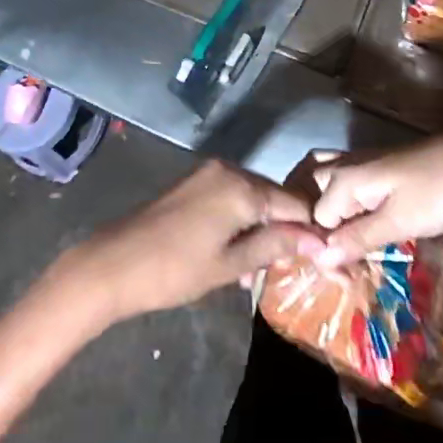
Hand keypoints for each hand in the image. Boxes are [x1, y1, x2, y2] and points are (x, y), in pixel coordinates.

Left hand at [57, 161, 323, 323]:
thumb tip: (318, 241)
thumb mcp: (230, 264)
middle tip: (292, 269)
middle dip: (285, 231)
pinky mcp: (194, 184)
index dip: (312, 230)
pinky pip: (231, 199)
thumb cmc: (175, 269)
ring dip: (261, 231)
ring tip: (258, 272)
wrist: (114, 263)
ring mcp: (207, 174)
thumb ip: (274, 246)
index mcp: (241, 186)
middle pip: (273, 198)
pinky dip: (240, 223)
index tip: (327, 258)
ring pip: (252, 200)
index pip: (294, 203)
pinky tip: (237, 256)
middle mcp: (227, 169)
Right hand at [309, 131, 442, 264]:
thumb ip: (359, 237)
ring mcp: (362, 163)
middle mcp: (345, 166)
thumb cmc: (442, 193)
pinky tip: (351, 219)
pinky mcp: (380, 168)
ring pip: (322, 178)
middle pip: (308, 190)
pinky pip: (343, 179)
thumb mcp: (401, 221)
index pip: (315, 220)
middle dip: (308, 222)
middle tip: (330, 259)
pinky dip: (337, 197)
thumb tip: (320, 256)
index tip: (346, 279)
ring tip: (328, 237)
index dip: (325, 250)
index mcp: (344, 179)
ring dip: (316, 203)